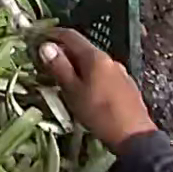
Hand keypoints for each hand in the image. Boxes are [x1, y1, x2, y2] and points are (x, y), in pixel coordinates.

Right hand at [37, 28, 154, 147]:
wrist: (135, 137)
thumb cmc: (99, 113)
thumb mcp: (73, 90)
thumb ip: (59, 66)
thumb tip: (46, 46)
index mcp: (95, 57)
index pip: (70, 36)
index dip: (52, 34)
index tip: (37, 38)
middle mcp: (109, 60)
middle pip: (82, 48)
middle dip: (62, 52)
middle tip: (46, 62)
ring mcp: (120, 72)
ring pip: (92, 62)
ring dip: (76, 65)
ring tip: (63, 78)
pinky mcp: (126, 86)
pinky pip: (102, 74)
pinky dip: (89, 75)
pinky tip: (85, 90)